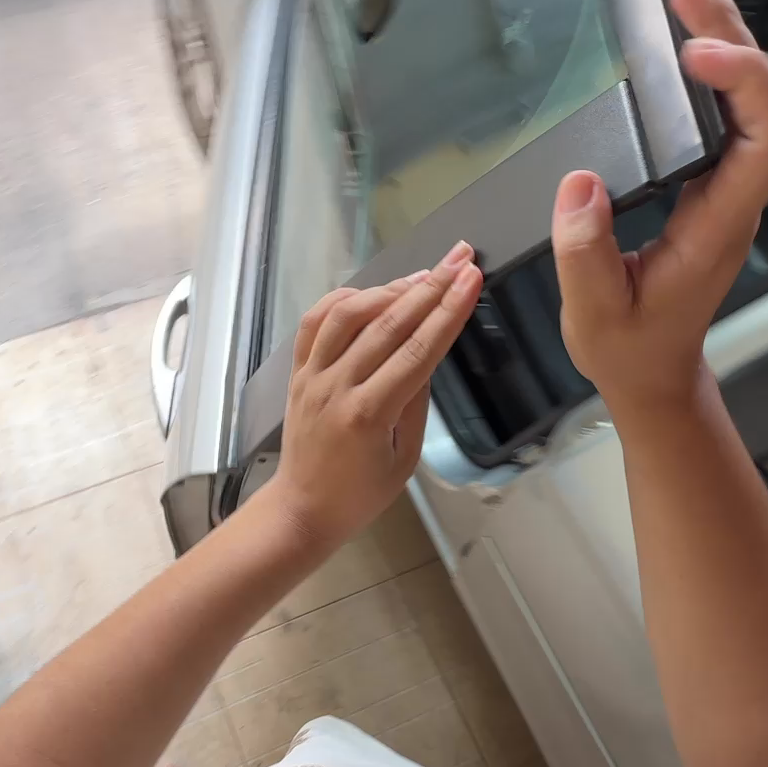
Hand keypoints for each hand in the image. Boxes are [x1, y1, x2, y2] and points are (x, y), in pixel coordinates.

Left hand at [260, 243, 482, 548]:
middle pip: (387, 323)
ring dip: (387, 288)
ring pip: (347, 314)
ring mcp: (312, 376)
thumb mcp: (404, 458)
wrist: (302, 509)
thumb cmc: (361, 495)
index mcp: (369, 414)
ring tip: (422, 276)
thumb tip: (429, 351)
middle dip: (429, 286)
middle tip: (460, 256)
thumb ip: (416, 402)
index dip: (448, 310)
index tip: (471, 277)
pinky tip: (370, 291)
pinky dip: (342, 299)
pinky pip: (315, 322)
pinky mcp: (296, 372)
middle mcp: (337, 386)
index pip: (418, 351)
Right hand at [554, 0, 767, 429]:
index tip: (694, 54)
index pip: (765, 139)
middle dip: (733, 38)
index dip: (745, 84)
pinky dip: (706, 77)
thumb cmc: (629, 351)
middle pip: (762, 105)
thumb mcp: (595, 314)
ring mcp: (722, 194)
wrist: (651, 373)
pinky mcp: (703, 192)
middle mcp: (732, 201)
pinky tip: (681, 49)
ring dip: (724, 44)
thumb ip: (586, 254)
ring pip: (745, 107)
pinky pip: (720, 122)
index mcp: (718, 228)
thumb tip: (580, 182)